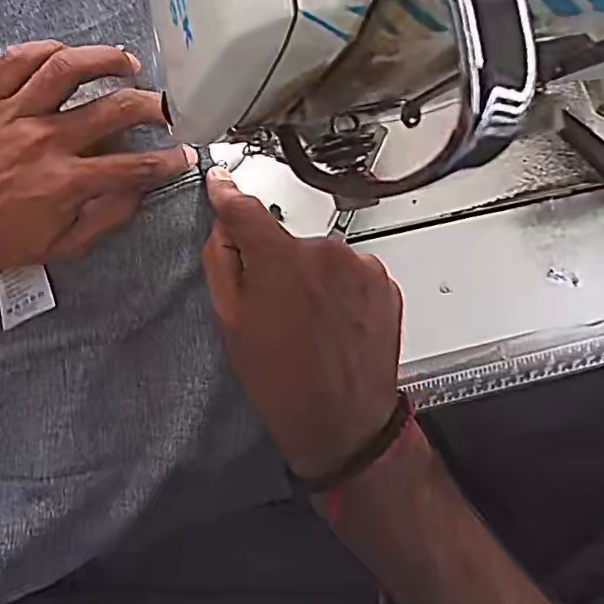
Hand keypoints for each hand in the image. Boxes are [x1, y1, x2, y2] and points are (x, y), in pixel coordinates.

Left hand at [0, 42, 195, 322]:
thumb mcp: (60, 245)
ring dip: (105, 59)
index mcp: (64, 183)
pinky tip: (65, 54)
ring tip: (126, 64)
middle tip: (163, 108)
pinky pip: (17, 60)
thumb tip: (138, 191)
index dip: (168, 159)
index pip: (134, 165)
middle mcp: (44, 142)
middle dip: (152, 105)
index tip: (182, 154)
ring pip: (67, 68)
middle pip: (114, 108)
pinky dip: (46, 49)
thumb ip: (106, 217)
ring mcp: (14, 116)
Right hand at [200, 166, 404, 477]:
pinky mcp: (383, 280)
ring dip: (309, 273)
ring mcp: (359, 266)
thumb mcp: (229, 320)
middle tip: (274, 304)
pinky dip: (336, 285)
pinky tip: (331, 319)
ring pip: (317, 253)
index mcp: (280, 261)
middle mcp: (325, 254)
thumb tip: (223, 226)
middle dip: (274, 258)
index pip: (244, 207)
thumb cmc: (283, 380)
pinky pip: (347, 267)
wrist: (340, 421)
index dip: (226, 192)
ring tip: (307, 319)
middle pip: (284, 236)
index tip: (220, 182)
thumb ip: (220, 261)